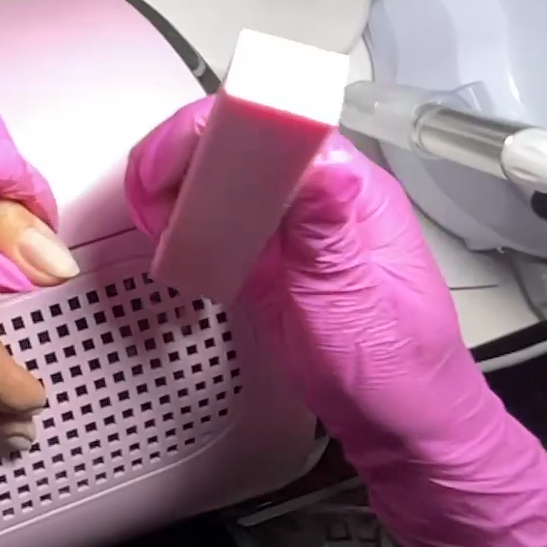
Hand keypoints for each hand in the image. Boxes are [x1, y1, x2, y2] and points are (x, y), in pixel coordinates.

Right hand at [125, 97, 546, 546]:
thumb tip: (320, 161)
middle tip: (149, 196)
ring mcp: (278, 215)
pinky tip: (165, 233)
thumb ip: (330, 229)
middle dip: (177, 156)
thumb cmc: (395, 367)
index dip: (210, 131)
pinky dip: (174, 214)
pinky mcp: (255, 242)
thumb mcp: (359, 299)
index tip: (171, 165)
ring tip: (153, 218)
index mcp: (345, 185)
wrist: (397, 424)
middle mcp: (309, 189)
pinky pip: (205, 208)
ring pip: (208, 170)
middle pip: (228, 137)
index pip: (270, 122)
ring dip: (169, 184)